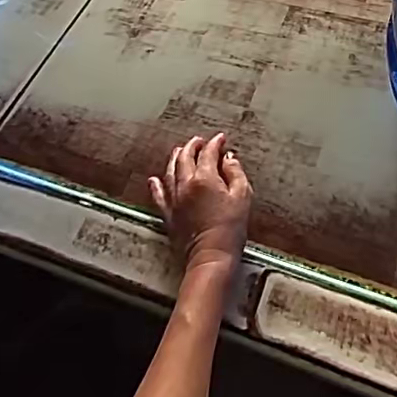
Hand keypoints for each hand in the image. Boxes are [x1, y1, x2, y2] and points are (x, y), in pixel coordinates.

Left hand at [149, 132, 252, 276]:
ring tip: (179, 151)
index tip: (221, 139)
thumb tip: (230, 159)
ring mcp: (175, 200)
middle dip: (193, 146)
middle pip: (185, 157)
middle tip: (200, 141)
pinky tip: (154, 179)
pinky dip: (156, 185)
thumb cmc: (230, 228)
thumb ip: (236, 173)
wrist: (211, 256)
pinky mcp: (169, 215)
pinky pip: (158, 195)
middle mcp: (186, 185)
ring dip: (175, 158)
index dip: (215, 143)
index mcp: (205, 178)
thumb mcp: (242, 195)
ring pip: (170, 171)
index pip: (208, 152)